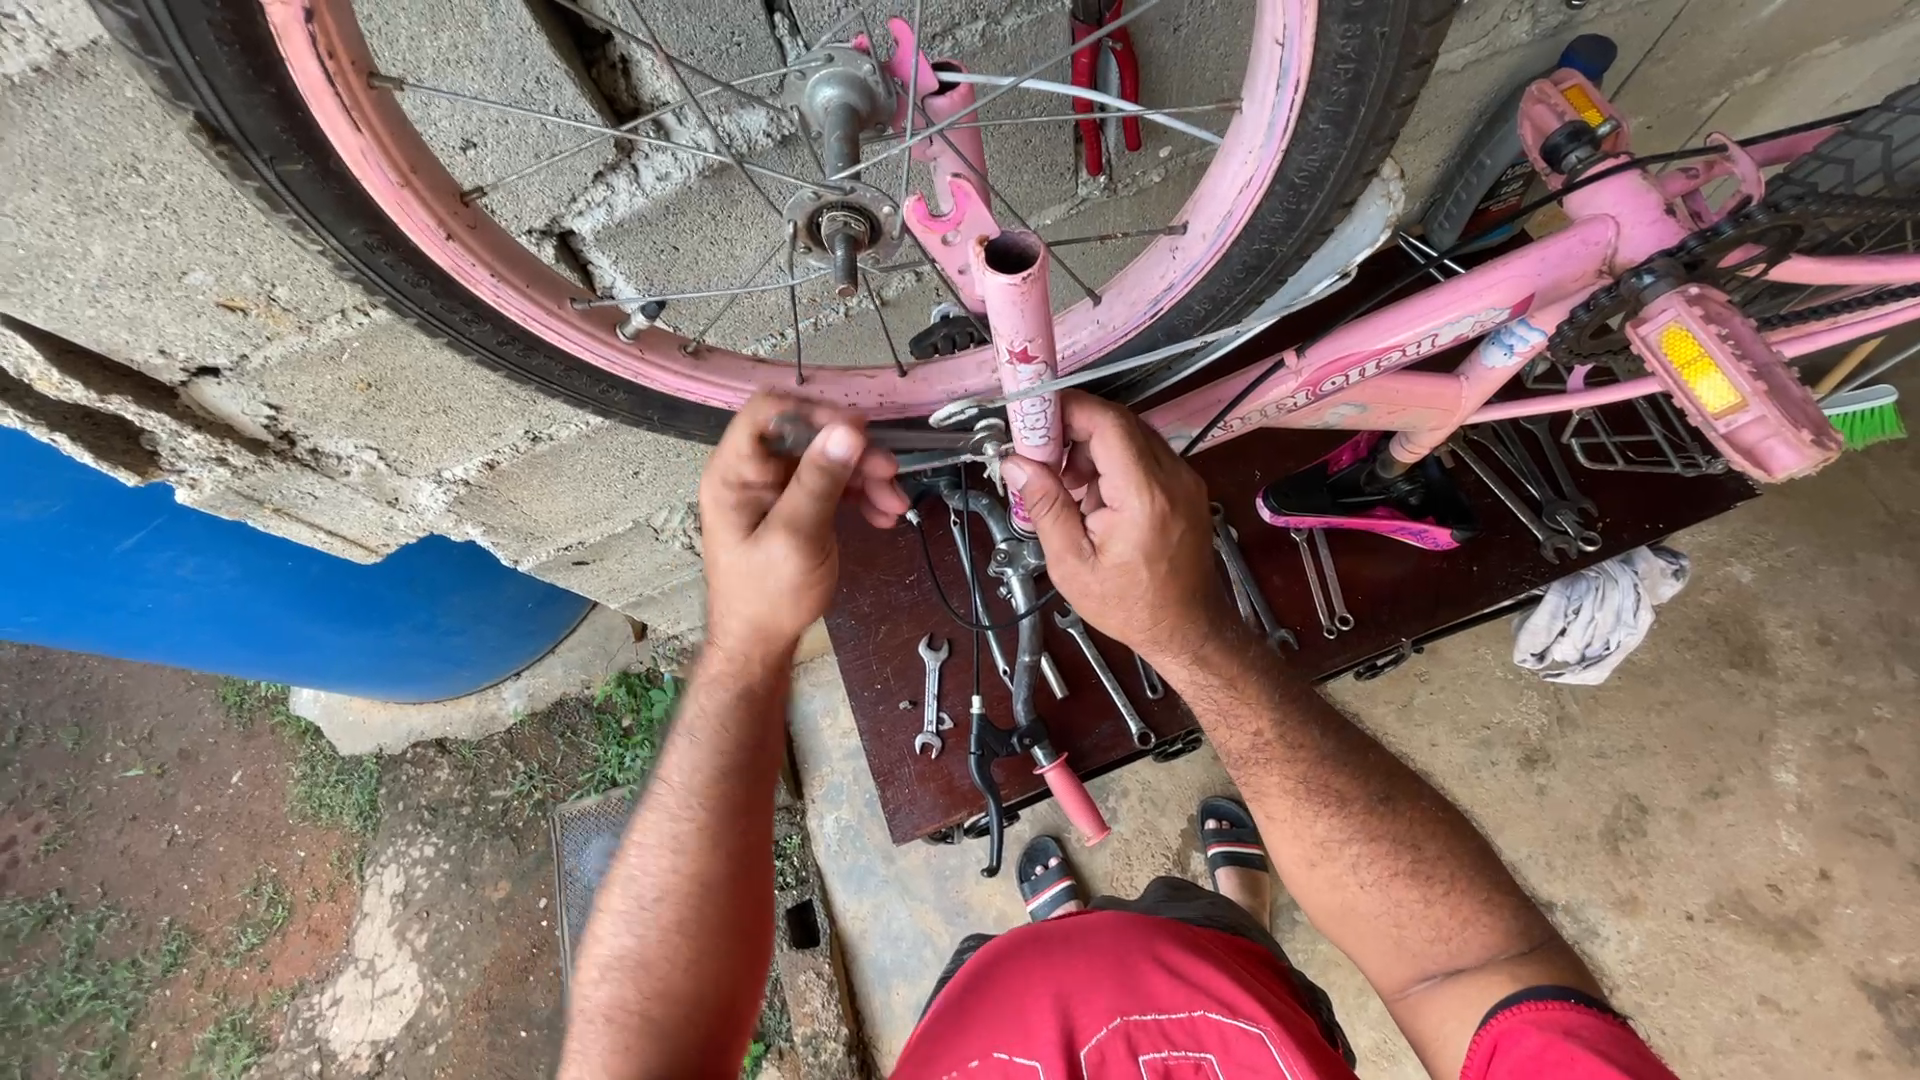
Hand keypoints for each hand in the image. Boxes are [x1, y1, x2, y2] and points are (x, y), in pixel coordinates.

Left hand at [699, 393, 909, 661]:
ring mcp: (775, 490)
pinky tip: (884, 515)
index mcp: (736, 472)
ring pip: (826, 460)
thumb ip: (819, 480)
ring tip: (895, 504)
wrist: (761, 643)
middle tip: (890, 473)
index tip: (858, 431)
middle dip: (852, 453)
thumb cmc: (768, 596)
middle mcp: (753, 473)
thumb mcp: (797, 536)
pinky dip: (860, 495)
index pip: (768, 411)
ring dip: (864, 476)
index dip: (814, 412)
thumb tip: (848, 429)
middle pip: (806, 436)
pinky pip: (831, 486)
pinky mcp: (796, 507)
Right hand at [998, 390, 1236, 668]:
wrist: (1185, 628)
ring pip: (1130, 435)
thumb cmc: (1130, 606)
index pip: (1108, 423)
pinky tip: (1093, 495)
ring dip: (1092, 447)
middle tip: (1040, 453)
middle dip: (1074, 429)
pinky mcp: (1185, 486)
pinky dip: (1112, 462)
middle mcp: (1172, 478)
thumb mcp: (1072, 564)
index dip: (1068, 409)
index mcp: (1144, 497)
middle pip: (1118, 423)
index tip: (1034, 416)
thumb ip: (1045, 507)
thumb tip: (1017, 463)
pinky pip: (1144, 454)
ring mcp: (1184, 479)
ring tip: (1066, 485)